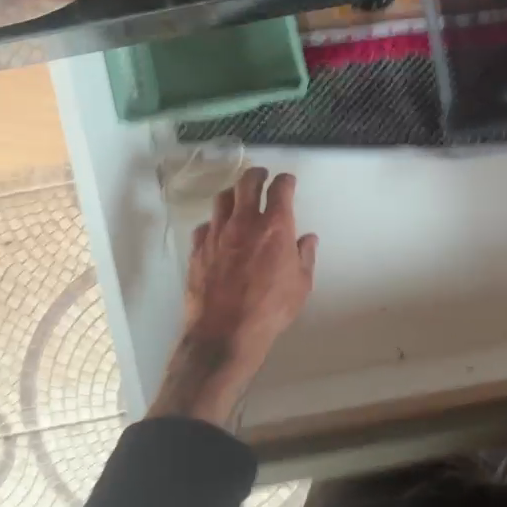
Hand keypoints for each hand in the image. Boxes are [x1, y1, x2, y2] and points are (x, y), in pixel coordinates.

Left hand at [147, 168, 316, 430]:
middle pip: (247, 183)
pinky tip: (219, 231)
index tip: (288, 181)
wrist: (226, 332)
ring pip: (223, 199)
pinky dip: (215, 223)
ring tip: (239, 198)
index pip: (280, 189)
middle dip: (256, 175)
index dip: (285, 181)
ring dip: (234, 194)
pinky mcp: (198, 249)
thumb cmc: (271, 309)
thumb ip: (305, 257)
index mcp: (275, 227)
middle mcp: (245, 222)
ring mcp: (217, 234)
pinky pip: (206, 225)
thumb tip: (307, 239)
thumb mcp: (301, 285)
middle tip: (261, 176)